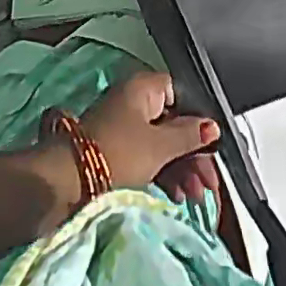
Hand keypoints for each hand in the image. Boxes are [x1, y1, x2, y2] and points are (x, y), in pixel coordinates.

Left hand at [79, 72, 220, 192]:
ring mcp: (125, 126)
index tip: (214, 144)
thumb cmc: (118, 153)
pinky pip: (150, 156)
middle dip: (195, 153)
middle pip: (175, 122)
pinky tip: (178, 196)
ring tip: (196, 196)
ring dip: (183, 168)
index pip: (181, 93)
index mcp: (142, 88)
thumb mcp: (160, 146)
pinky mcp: (119, 149)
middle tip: (210, 183)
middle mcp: (134, 101)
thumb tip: (212, 126)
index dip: (199, 117)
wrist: (71, 179)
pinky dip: (166, 173)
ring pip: (164, 142)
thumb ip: (189, 135)